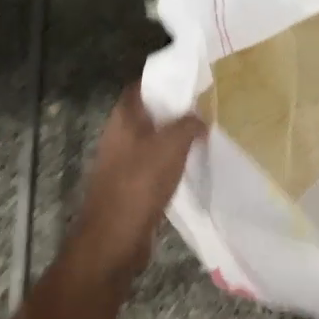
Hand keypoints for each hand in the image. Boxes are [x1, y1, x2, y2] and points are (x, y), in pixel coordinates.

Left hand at [66, 86, 206, 281]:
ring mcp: (122, 162)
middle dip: (175, 108)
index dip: (164, 78)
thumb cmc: (139, 184)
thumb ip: (189, 124)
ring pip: (153, 140)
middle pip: (149, 113)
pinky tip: (192, 164)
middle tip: (205, 104)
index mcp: (123, 118)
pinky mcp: (130, 186)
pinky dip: (171, 162)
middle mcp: (119, 135)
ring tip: (205, 132)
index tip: (191, 77)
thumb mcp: (171, 146)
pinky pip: (154, 164)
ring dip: (175, 137)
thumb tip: (202, 116)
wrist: (112, 242)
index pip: (142, 85)